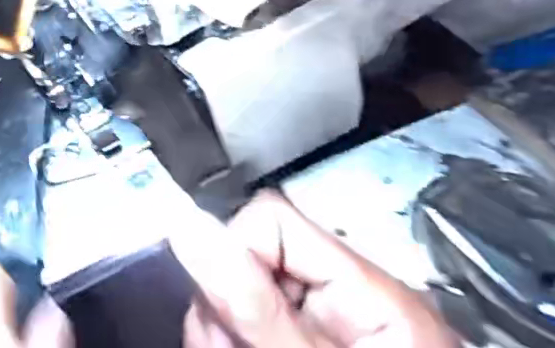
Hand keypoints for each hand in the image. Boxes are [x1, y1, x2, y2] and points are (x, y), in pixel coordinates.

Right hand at [168, 191, 457, 347]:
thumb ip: (254, 303)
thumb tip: (185, 222)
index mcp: (369, 292)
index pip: (270, 218)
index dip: (234, 247)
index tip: (228, 303)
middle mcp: (347, 299)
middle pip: (242, 256)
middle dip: (217, 302)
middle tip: (226, 345)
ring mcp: (326, 327)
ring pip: (228, 290)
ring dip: (213, 325)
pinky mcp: (303, 341)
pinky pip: (238, 320)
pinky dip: (222, 338)